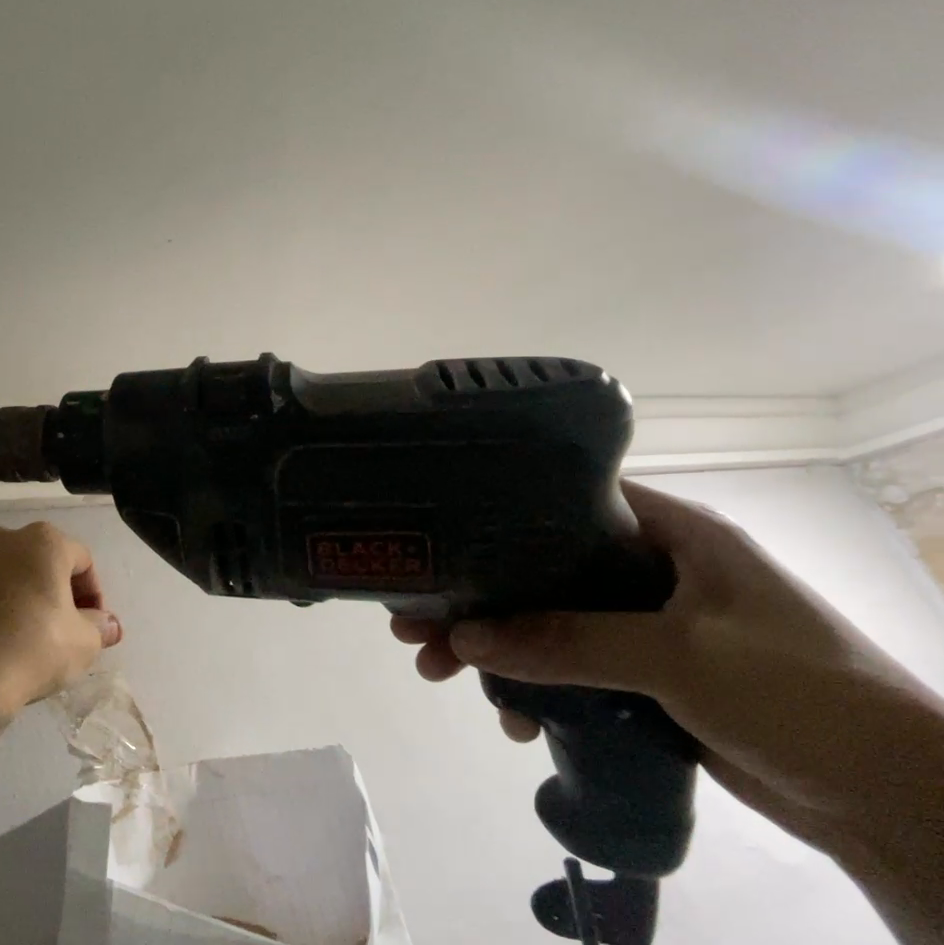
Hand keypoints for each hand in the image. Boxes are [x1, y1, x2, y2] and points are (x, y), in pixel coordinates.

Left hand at [0, 522, 122, 717]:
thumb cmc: (32, 650)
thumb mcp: (83, 644)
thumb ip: (100, 626)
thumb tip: (108, 624)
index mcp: (41, 542)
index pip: (81, 560)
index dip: (93, 593)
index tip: (92, 625)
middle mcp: (0, 540)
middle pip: (40, 561)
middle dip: (55, 590)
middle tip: (63, 628)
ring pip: (4, 574)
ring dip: (20, 596)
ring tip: (25, 635)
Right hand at [391, 480, 943, 865]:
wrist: (901, 804)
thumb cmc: (803, 697)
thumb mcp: (681, 657)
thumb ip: (568, 642)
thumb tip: (465, 640)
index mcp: (676, 538)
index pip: (569, 504)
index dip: (496, 518)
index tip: (434, 545)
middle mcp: (657, 574)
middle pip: (542, 574)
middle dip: (477, 601)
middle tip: (413, 626)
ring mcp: (653, 630)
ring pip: (548, 627)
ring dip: (494, 650)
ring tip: (438, 673)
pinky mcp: (652, 682)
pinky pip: (570, 673)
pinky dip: (532, 690)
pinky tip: (511, 720)